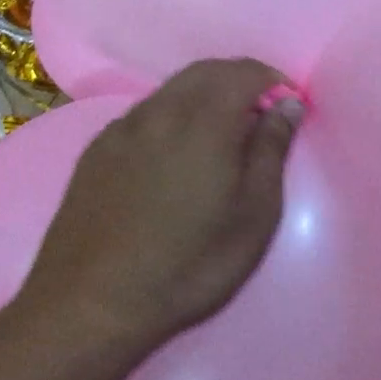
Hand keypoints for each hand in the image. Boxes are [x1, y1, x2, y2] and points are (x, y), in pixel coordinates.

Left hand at [12, 58, 305, 355]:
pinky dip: (174, 115)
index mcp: (204, 123)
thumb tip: (286, 104)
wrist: (90, 308)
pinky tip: (178, 154)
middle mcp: (160, 113)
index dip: (273, 79)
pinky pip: (144, 114)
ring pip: (172, 90)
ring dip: (206, 95)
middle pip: (205, 71)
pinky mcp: (95, 154)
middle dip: (240, 79)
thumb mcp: (255, 213)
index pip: (244, 72)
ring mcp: (121, 131)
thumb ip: (272, 150)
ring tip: (224, 134)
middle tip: (263, 113)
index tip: (290, 105)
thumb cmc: (190, 263)